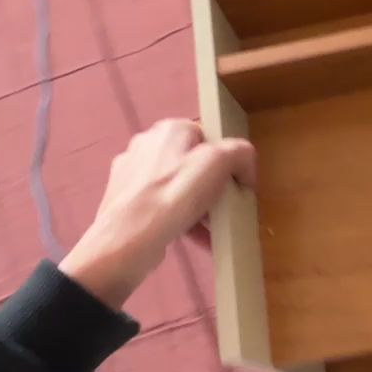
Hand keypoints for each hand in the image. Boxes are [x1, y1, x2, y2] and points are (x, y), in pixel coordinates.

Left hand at [60, 119, 254, 308]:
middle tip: (227, 208)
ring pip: (179, 186)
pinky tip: (198, 239)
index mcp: (169, 129)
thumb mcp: (217, 164)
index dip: (228, 160)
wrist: (126, 242)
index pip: (209, 137)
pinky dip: (183, 220)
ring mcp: (133, 172)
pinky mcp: (126, 200)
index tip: (237, 184)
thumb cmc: (174, 197)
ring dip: (202, 207)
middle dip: (214, 187)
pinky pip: (164, 205)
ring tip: (215, 230)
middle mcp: (147, 144)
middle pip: (194, 163)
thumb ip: (239, 153)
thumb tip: (245, 164)